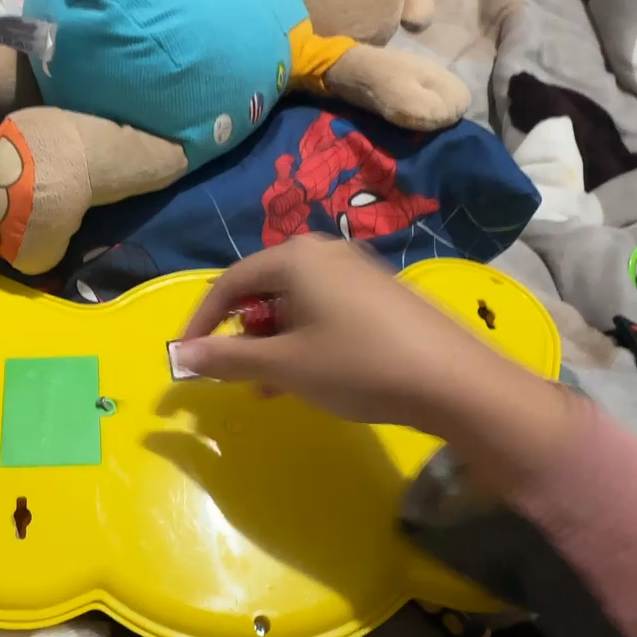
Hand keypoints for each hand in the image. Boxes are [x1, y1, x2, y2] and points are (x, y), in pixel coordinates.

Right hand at [174, 236, 577, 493]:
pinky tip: (306, 374)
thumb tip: (181, 355)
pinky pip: (320, 308)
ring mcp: (353, 269)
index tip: (186, 358)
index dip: (201, 322)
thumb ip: (228, 358)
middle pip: (261, 289)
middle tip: (232, 372)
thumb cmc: (358, 365)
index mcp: (293, 258)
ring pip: (292, 302)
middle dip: (240, 333)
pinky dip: (301, 337)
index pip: (228, 284)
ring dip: (270, 341)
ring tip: (267, 383)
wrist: (455, 381)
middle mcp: (321, 252)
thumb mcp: (285, 365)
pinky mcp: (376, 291)